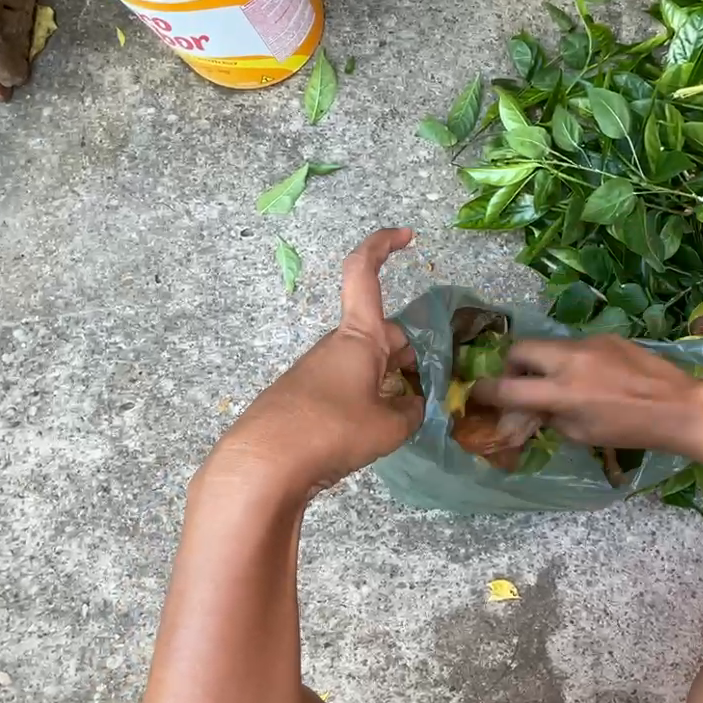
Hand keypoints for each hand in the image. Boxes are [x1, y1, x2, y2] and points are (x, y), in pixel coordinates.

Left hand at [198, 228, 424, 498]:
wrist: (263, 467)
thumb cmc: (332, 430)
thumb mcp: (391, 426)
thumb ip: (412, 411)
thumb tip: (415, 406)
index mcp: (359, 337)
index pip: (363, 272)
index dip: (383, 245)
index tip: (407, 236)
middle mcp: (337, 348)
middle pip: (383, 335)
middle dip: (414, 354)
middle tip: (438, 385)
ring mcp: (319, 374)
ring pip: (369, 366)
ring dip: (395, 382)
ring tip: (414, 415)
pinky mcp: (307, 402)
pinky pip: (351, 390)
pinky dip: (373, 402)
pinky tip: (381, 431)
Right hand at [469, 335, 702, 453]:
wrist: (678, 405)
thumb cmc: (631, 430)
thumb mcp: (583, 434)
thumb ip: (550, 418)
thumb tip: (531, 411)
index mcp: (561, 391)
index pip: (506, 388)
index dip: (484, 391)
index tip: (476, 393)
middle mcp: (569, 360)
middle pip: (519, 349)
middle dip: (511, 366)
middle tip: (521, 384)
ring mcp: (588, 343)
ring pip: (549, 346)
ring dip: (544, 363)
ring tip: (562, 384)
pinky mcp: (606, 336)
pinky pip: (576, 345)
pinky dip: (572, 361)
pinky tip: (593, 378)